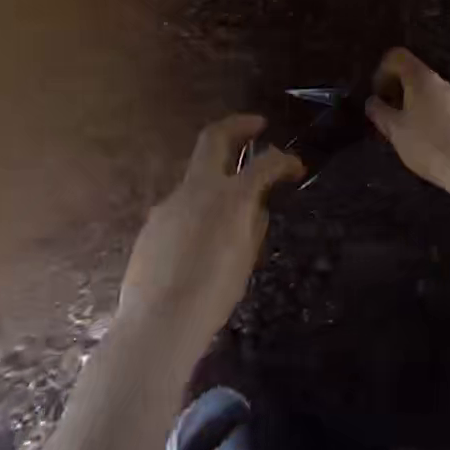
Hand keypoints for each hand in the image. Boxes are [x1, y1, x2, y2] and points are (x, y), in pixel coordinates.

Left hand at [119, 114, 301, 328]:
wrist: (157, 323)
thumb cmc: (213, 292)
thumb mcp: (246, 256)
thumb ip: (254, 222)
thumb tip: (255, 206)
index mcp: (230, 196)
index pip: (265, 162)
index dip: (285, 159)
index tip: (296, 166)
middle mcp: (197, 189)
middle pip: (214, 138)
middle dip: (238, 125)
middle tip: (257, 125)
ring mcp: (169, 204)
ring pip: (197, 176)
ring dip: (218, 175)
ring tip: (232, 204)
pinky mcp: (153, 224)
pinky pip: (182, 205)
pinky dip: (199, 207)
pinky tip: (202, 239)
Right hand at [366, 48, 449, 193]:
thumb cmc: (427, 144)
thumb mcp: (395, 129)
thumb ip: (379, 111)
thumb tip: (372, 101)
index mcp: (421, 78)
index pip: (397, 56)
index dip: (381, 70)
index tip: (376, 93)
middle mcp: (438, 81)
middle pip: (409, 72)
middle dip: (392, 88)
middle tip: (382, 113)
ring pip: (421, 90)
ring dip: (404, 102)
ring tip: (396, 128)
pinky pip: (432, 103)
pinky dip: (418, 111)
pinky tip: (415, 136)